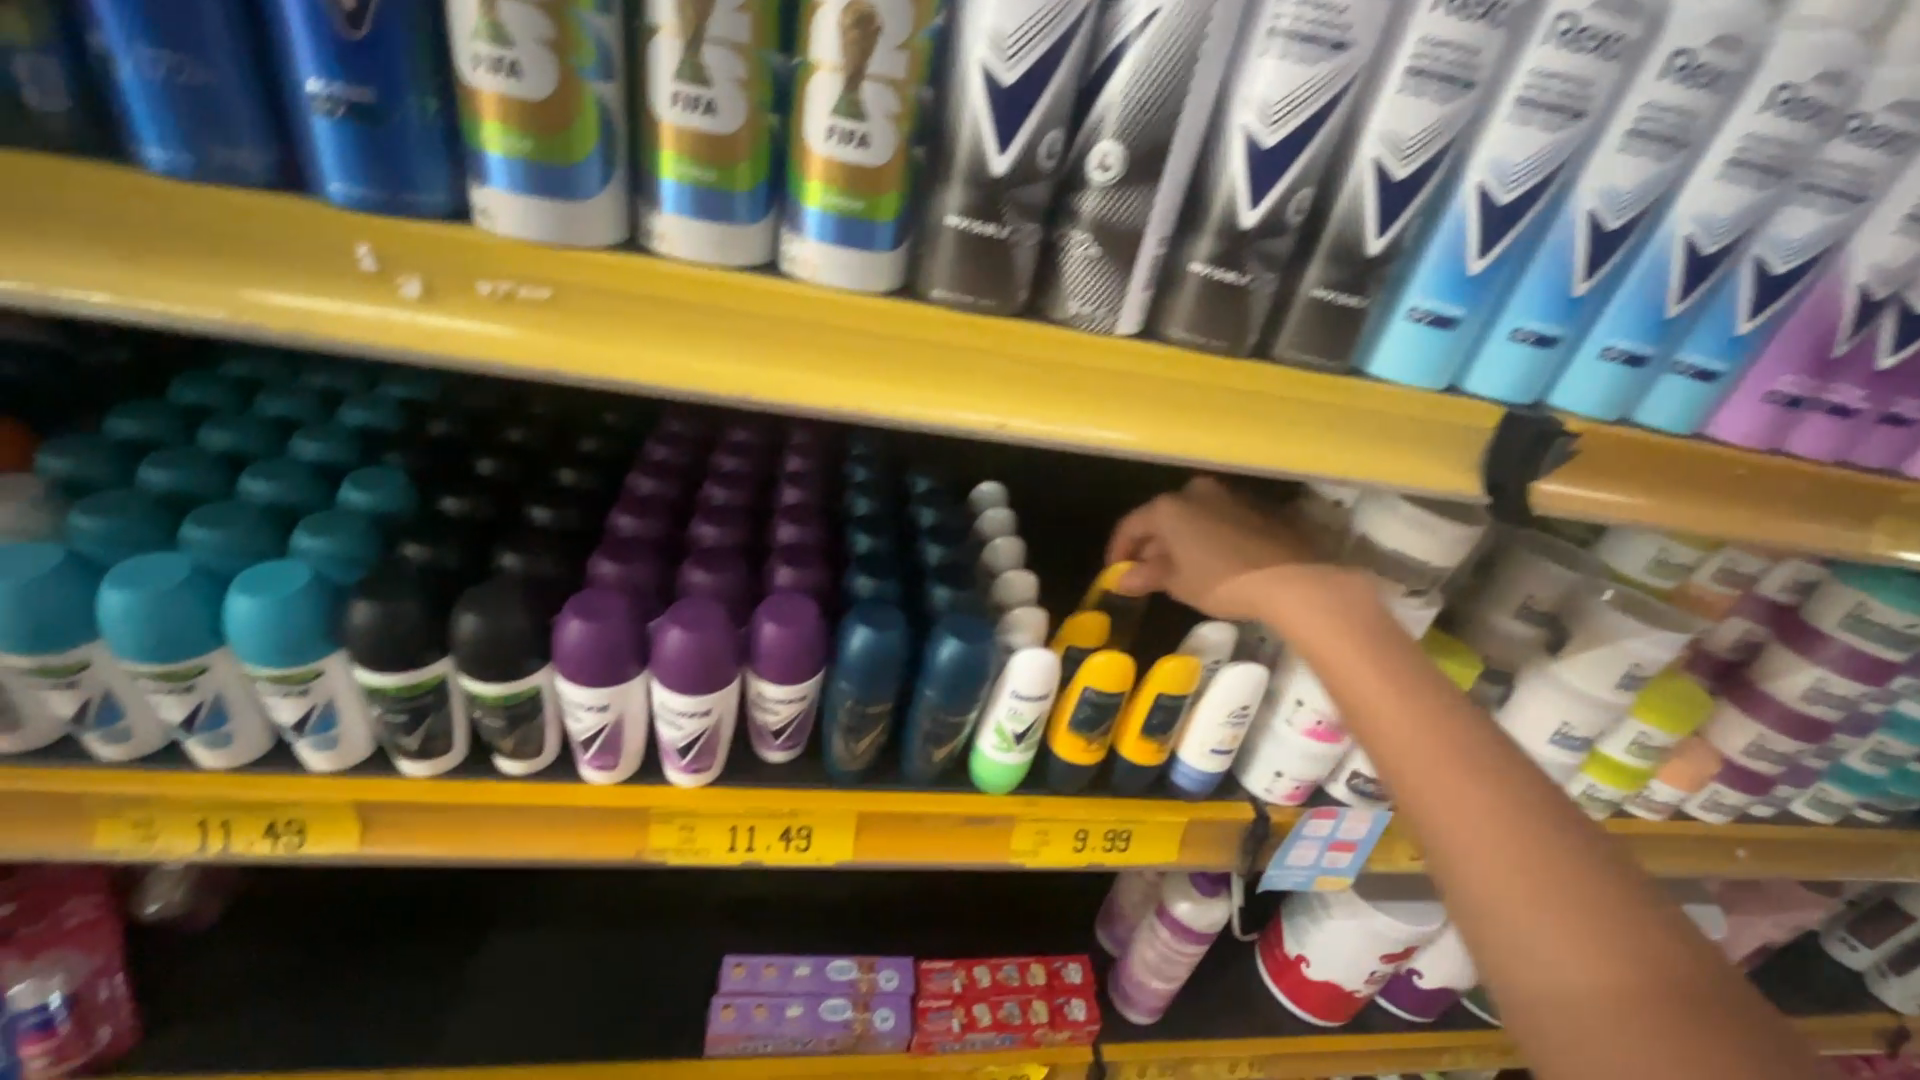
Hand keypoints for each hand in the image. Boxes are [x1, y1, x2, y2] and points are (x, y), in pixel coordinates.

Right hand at [1104, 477, 1326, 621]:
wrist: (1293, 579)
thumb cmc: (1223, 581)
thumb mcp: (1178, 583)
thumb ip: (1147, 576)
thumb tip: (1122, 579)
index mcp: (1169, 507)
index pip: (1131, 525)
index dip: (1119, 550)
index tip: (1116, 573)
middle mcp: (1197, 491)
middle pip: (1163, 517)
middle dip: (1152, 545)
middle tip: (1148, 574)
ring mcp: (1231, 495)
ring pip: (1194, 516)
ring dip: (1183, 539)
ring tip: (1183, 570)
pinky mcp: (1260, 506)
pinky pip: (1222, 519)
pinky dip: (1211, 537)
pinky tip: (1216, 561)